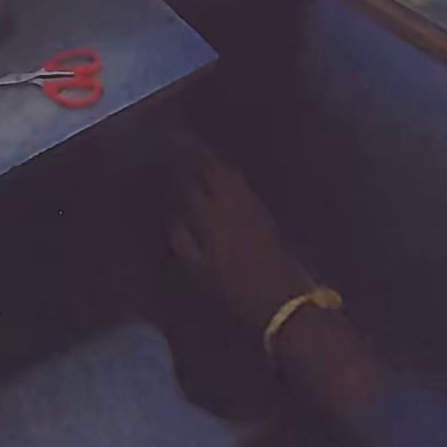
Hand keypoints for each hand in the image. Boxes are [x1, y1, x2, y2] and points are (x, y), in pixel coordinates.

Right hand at [169, 144, 311, 328]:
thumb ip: (181, 239)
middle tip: (180, 143)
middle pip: (210, 169)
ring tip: (200, 153)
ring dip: (213, 161)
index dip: (173, 171)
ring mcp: (249, 204)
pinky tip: (224, 175)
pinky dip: (229, 173)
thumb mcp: (198, 270)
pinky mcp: (263, 212)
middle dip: (195, 155)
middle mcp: (229, 202)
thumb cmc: (234, 290)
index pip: (186, 184)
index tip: (162, 161)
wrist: (284, 303)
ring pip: (229, 173)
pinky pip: (241, 183)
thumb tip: (173, 217)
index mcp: (209, 216)